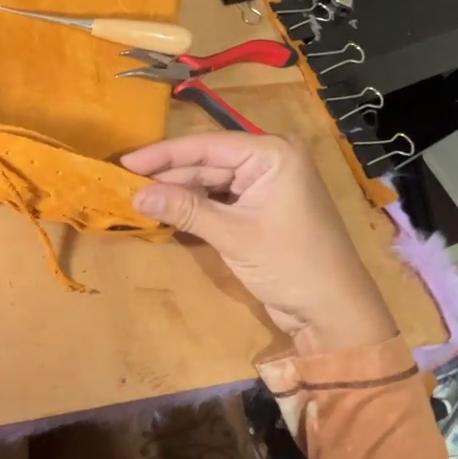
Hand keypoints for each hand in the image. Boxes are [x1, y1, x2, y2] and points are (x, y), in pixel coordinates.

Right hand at [121, 132, 395, 354]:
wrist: (334, 312)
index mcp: (272, 154)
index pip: (206, 146)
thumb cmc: (291, 264)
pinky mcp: (259, 209)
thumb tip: (135, 195)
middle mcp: (269, 162)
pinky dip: (192, 206)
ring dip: (176, 192)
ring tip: (135, 197)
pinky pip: (218, 200)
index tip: (124, 161)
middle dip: (166, 175)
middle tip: (123, 183)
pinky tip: (162, 210)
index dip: (162, 154)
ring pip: (209, 182)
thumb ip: (184, 210)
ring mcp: (264, 186)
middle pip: (206, 162)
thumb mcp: (233, 235)